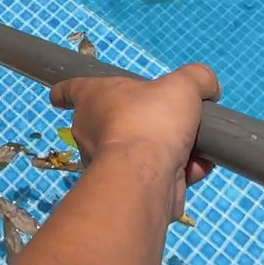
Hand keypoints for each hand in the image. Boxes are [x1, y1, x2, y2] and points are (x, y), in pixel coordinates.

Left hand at [50, 64, 219, 222]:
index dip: (65, 90)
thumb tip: (207, 85)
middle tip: (169, 121)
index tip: (57, 96)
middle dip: (143, 123)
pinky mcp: (126, 186)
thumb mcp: (182, 86)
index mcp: (91, 97)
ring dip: (169, 150)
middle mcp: (90, 127)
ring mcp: (105, 160)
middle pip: (111, 121)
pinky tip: (193, 168)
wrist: (146, 173)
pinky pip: (153, 173)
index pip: (69, 89)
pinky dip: (176, 171)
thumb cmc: (151, 119)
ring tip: (193, 148)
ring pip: (139, 149)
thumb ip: (196, 78)